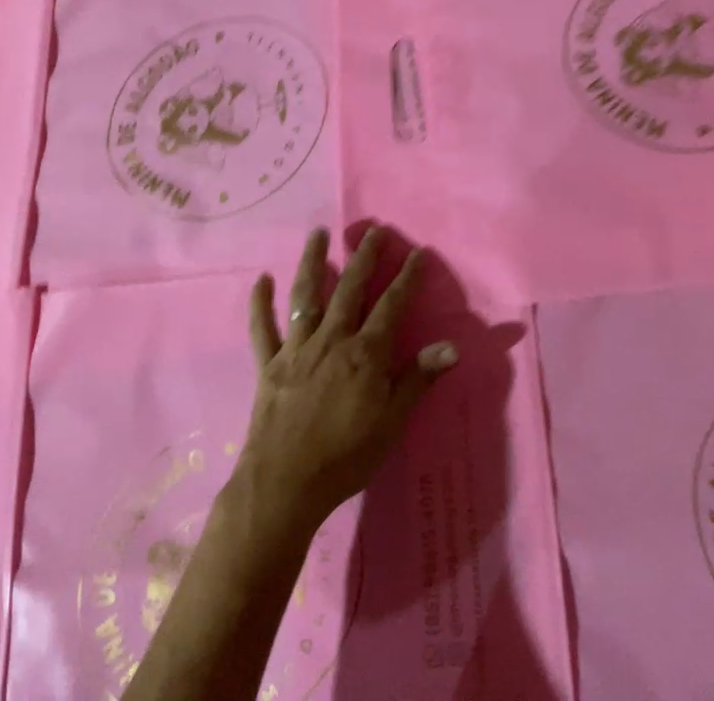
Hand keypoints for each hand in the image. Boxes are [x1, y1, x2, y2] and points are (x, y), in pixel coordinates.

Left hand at [235, 227, 456, 530]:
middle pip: (350, 289)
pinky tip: (261, 280)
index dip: (408, 277)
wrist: (285, 483)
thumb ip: (418, 378)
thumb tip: (452, 345)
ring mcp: (296, 350)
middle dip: (365, 257)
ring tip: (318, 233)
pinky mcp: (268, 366)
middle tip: (374, 229)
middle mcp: (332, 340)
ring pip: (305, 297)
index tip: (419, 252)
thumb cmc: (347, 456)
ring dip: (312, 262)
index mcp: (366, 353)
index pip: (393, 305)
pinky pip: (262, 329)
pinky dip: (261, 303)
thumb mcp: (393, 421)